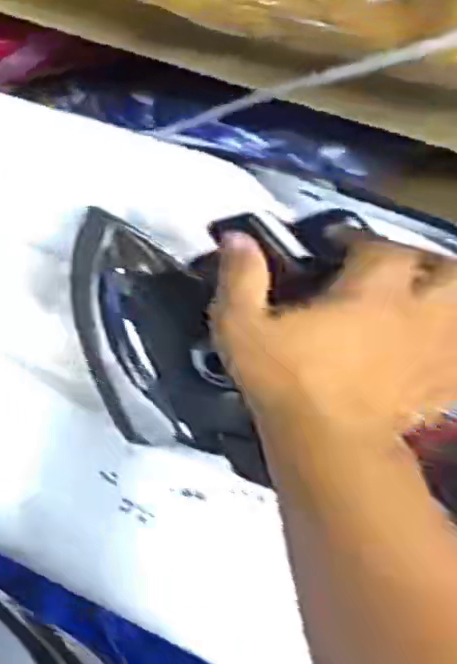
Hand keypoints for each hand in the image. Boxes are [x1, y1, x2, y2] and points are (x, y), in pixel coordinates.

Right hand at [214, 232, 456, 447]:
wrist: (329, 433)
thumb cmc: (278, 370)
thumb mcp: (238, 319)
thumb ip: (241, 275)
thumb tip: (237, 237)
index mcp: (370, 297)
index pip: (383, 250)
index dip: (357, 237)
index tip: (332, 240)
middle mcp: (421, 315)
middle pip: (450, 272)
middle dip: (422, 259)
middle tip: (385, 260)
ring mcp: (444, 347)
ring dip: (445, 291)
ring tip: (413, 291)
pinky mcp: (452, 374)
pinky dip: (450, 329)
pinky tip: (428, 333)